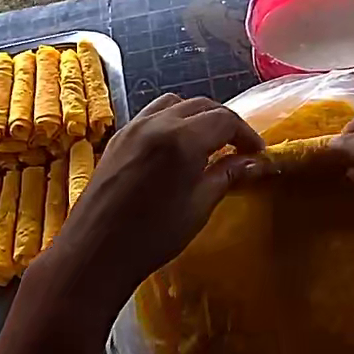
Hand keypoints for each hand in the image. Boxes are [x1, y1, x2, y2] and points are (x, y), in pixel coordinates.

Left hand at [47, 94, 264, 307]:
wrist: (96, 249)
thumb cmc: (153, 235)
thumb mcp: (199, 206)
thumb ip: (227, 175)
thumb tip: (255, 162)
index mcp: (181, 138)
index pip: (225, 120)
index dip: (246, 134)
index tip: (257, 154)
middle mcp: (156, 123)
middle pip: (200, 106)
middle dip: (224, 122)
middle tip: (238, 148)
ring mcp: (133, 127)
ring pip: (173, 104)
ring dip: (196, 117)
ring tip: (207, 144)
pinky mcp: (118, 138)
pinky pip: (151, 115)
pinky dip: (171, 121)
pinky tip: (176, 148)